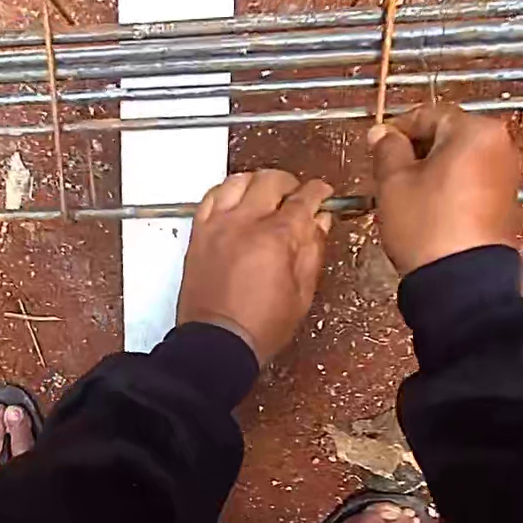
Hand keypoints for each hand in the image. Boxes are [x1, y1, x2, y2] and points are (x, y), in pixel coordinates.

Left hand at [176, 169, 334, 362]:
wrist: (217, 342)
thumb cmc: (259, 326)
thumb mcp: (302, 294)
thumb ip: (312, 251)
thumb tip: (320, 222)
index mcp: (275, 238)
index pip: (304, 199)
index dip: (319, 193)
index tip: (323, 194)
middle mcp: (244, 223)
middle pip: (271, 180)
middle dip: (290, 184)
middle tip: (297, 196)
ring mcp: (218, 225)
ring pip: (238, 180)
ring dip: (257, 182)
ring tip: (266, 195)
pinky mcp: (198, 234)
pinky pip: (210, 197)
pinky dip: (226, 192)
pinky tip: (236, 201)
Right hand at [367, 102, 518, 274]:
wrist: (458, 279)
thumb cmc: (426, 226)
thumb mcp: (393, 181)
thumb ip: (387, 148)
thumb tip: (382, 134)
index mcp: (475, 132)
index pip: (429, 115)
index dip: (397, 129)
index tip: (377, 145)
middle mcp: (499, 146)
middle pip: (447, 136)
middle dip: (415, 151)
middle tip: (387, 173)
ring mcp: (506, 175)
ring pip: (458, 160)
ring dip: (430, 170)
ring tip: (404, 194)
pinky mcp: (504, 202)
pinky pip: (470, 182)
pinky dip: (447, 187)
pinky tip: (426, 208)